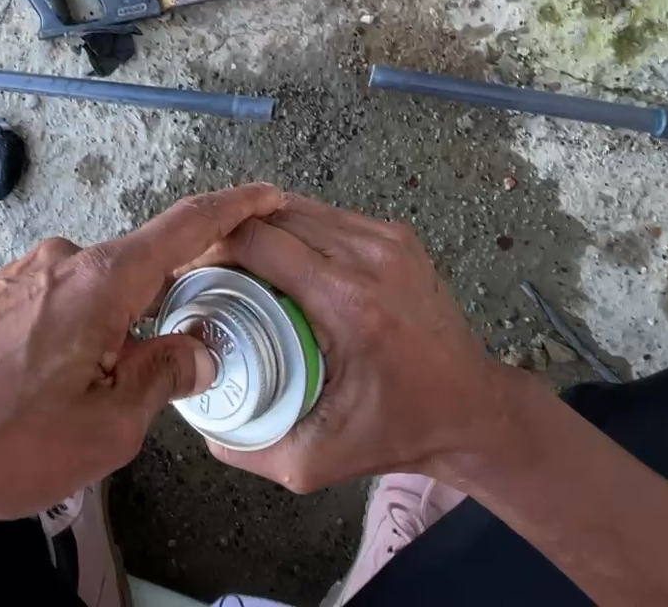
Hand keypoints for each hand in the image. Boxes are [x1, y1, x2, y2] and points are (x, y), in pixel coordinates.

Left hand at [0, 183, 283, 519]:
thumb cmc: (1, 439)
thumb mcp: (103, 429)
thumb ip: (161, 376)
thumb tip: (196, 349)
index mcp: (103, 281)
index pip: (186, 226)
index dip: (235, 206)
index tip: (269, 195)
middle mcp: (69, 258)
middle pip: (144, 269)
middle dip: (163, 314)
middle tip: (160, 376)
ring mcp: (30, 268)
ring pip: (102, 293)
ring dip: (115, 335)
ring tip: (86, 401)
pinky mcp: (4, 286)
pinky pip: (66, 299)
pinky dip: (82, 332)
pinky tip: (54, 386)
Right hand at [194, 194, 502, 491]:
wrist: (475, 410)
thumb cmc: (398, 431)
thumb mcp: (318, 459)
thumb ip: (250, 445)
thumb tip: (197, 416)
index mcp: (348, 302)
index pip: (259, 242)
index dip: (214, 248)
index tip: (191, 270)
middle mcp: (368, 257)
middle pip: (273, 216)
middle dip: (230, 234)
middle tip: (205, 267)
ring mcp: (386, 239)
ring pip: (297, 207)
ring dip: (259, 227)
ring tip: (234, 259)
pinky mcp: (395, 234)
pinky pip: (325, 215)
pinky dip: (293, 228)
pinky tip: (278, 256)